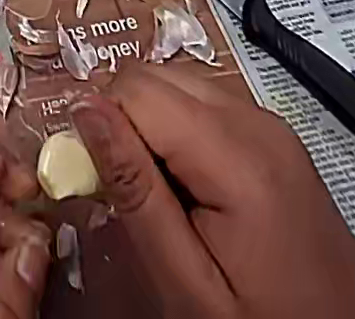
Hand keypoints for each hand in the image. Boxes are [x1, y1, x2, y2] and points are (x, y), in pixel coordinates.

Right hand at [72, 66, 354, 318]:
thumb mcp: (186, 279)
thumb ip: (133, 186)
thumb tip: (83, 106)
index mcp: (238, 157)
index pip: (133, 89)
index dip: (103, 126)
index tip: (102, 178)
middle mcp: (256, 121)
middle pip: (149, 76)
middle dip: (120, 119)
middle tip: (127, 187)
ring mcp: (268, 123)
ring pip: (167, 81)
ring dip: (144, 122)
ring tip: (157, 187)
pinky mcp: (271, 133)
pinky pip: (194, 98)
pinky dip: (171, 125)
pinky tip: (183, 179)